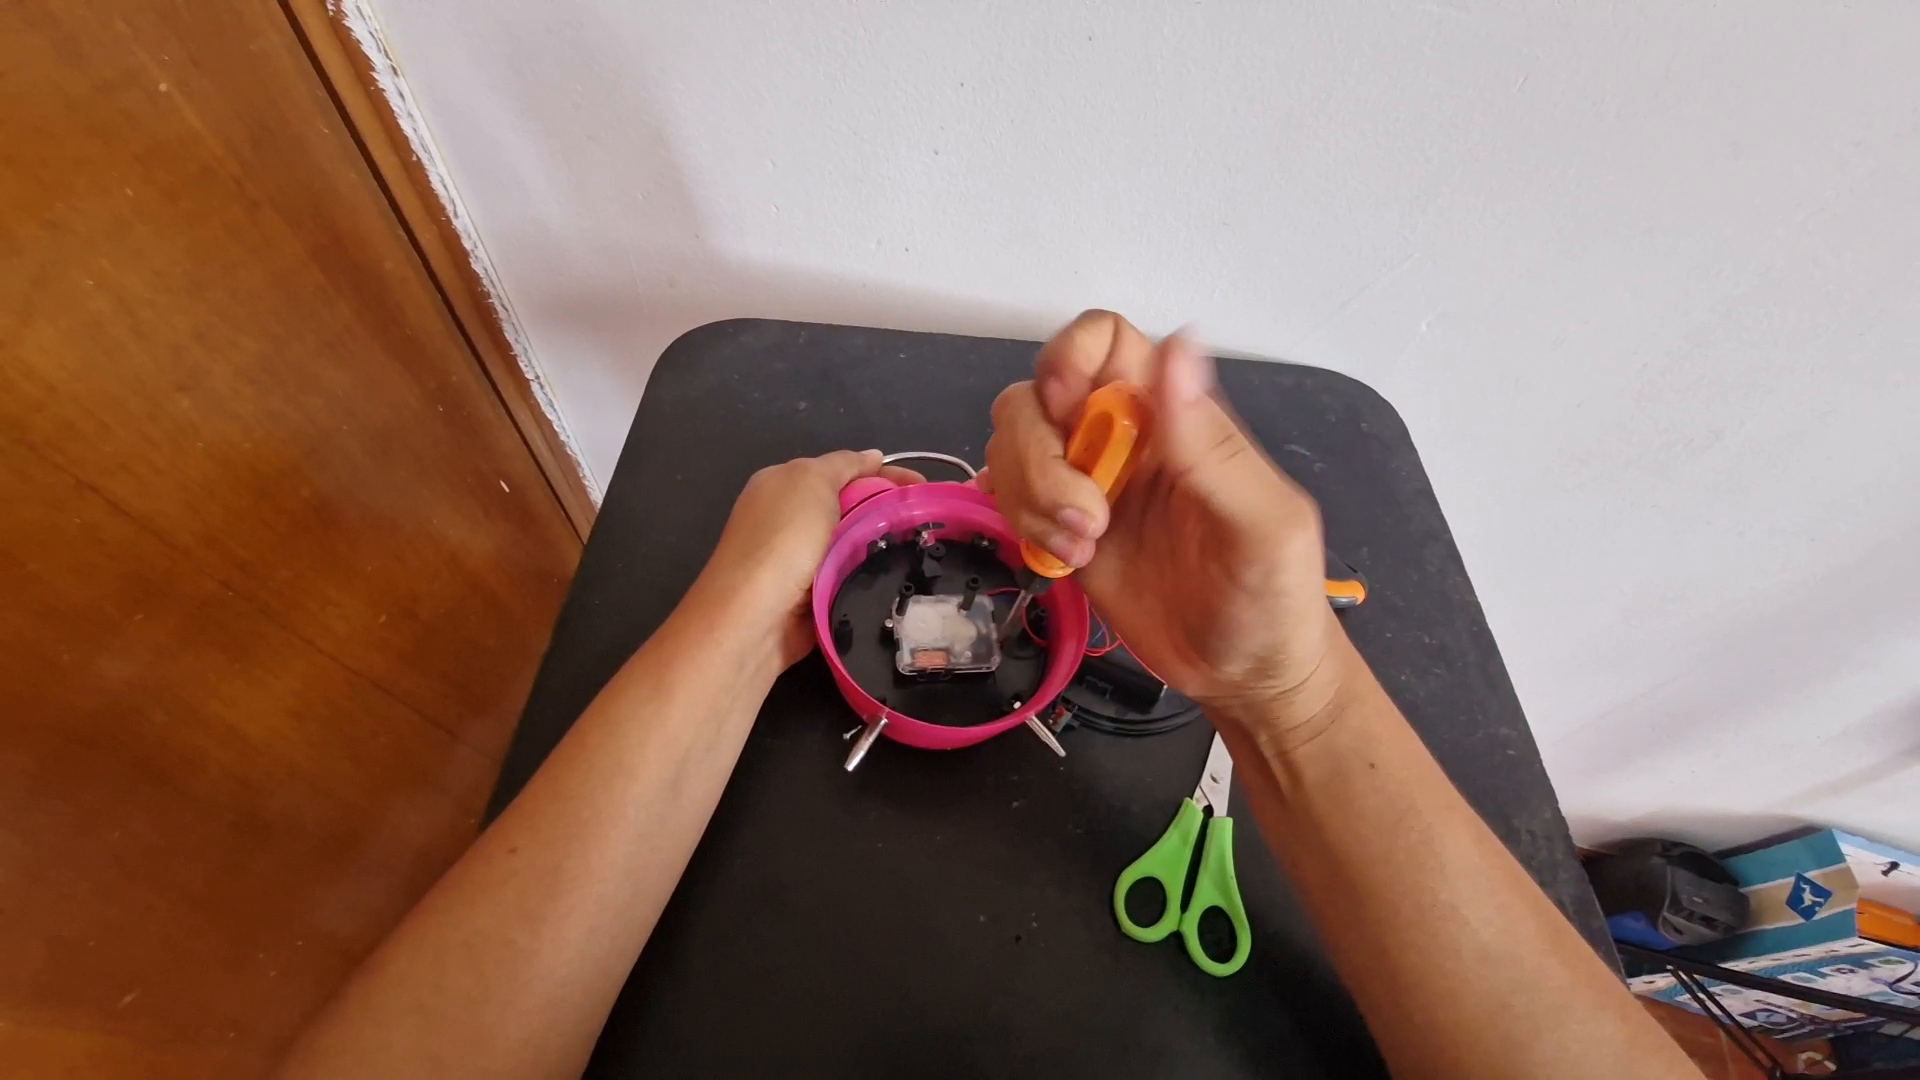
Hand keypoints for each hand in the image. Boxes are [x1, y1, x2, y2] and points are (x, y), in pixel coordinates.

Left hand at [701, 450, 924, 668]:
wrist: (753, 617)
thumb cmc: (782, 540)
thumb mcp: (811, 481)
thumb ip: (843, 464)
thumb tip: (873, 456)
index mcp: (784, 485)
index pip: (845, 471)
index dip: (886, 475)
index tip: (924, 489)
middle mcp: (788, 518)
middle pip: (850, 507)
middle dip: (888, 510)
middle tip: (928, 523)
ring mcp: (799, 559)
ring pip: (853, 544)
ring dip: (883, 546)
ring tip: (923, 550)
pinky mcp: (810, 595)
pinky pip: (848, 577)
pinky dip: (868, 576)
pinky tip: (895, 578)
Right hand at [983, 311, 1345, 744]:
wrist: (1242, 675)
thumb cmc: (1270, 597)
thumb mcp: (1260, 524)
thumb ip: (1213, 445)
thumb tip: (1178, 346)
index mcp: (1171, 414)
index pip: (1102, 339)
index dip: (1068, 356)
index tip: (1068, 411)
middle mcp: (1118, 437)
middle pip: (1033, 397)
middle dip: (1040, 458)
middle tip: (1090, 521)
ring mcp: (1083, 483)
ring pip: (1012, 448)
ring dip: (1031, 498)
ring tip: (1082, 550)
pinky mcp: (1059, 527)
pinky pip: (1009, 499)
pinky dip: (1022, 526)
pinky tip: (1065, 562)